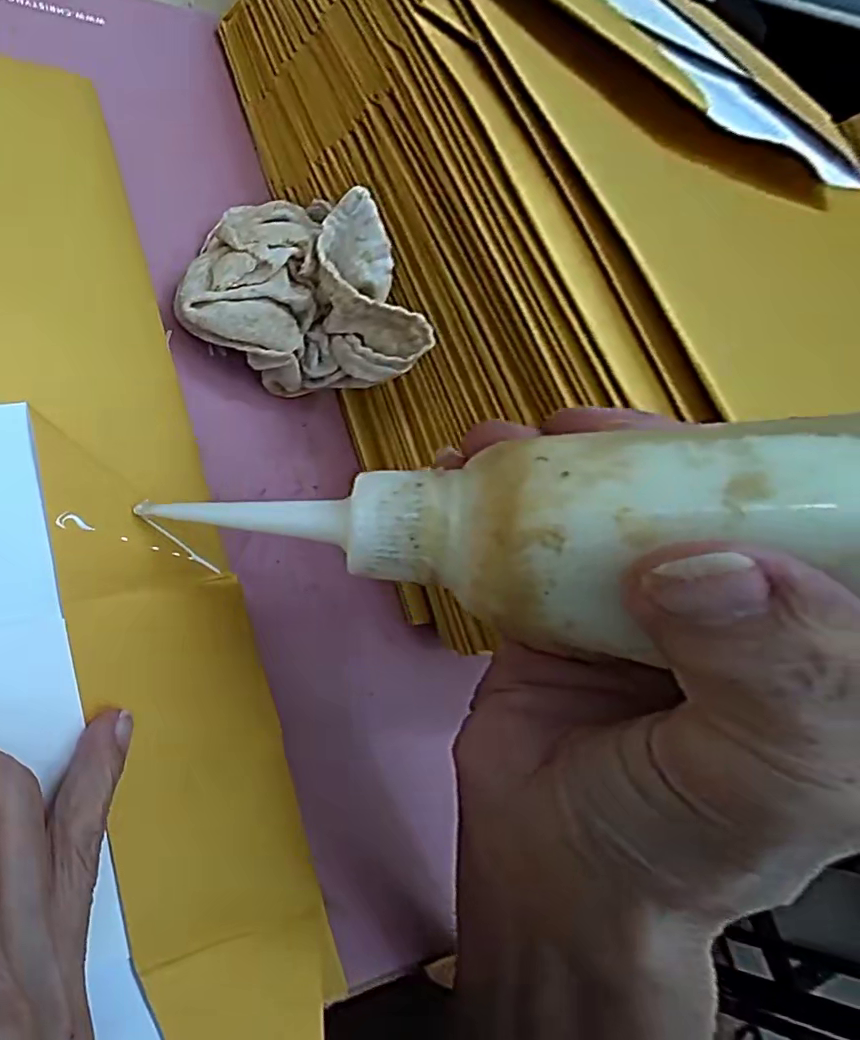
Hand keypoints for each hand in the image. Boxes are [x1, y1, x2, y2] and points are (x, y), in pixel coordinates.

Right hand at [444, 409, 859, 1037]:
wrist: (546, 854)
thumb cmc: (680, 833)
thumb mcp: (760, 768)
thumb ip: (766, 673)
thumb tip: (710, 562)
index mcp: (832, 644)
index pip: (831, 535)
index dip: (784, 474)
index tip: (707, 442)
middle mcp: (736, 614)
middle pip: (697, 509)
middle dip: (635, 458)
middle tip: (574, 427)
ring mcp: (632, 612)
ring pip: (598, 521)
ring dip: (544, 478)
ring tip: (493, 447)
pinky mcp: (547, 616)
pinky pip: (520, 555)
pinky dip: (484, 520)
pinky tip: (459, 489)